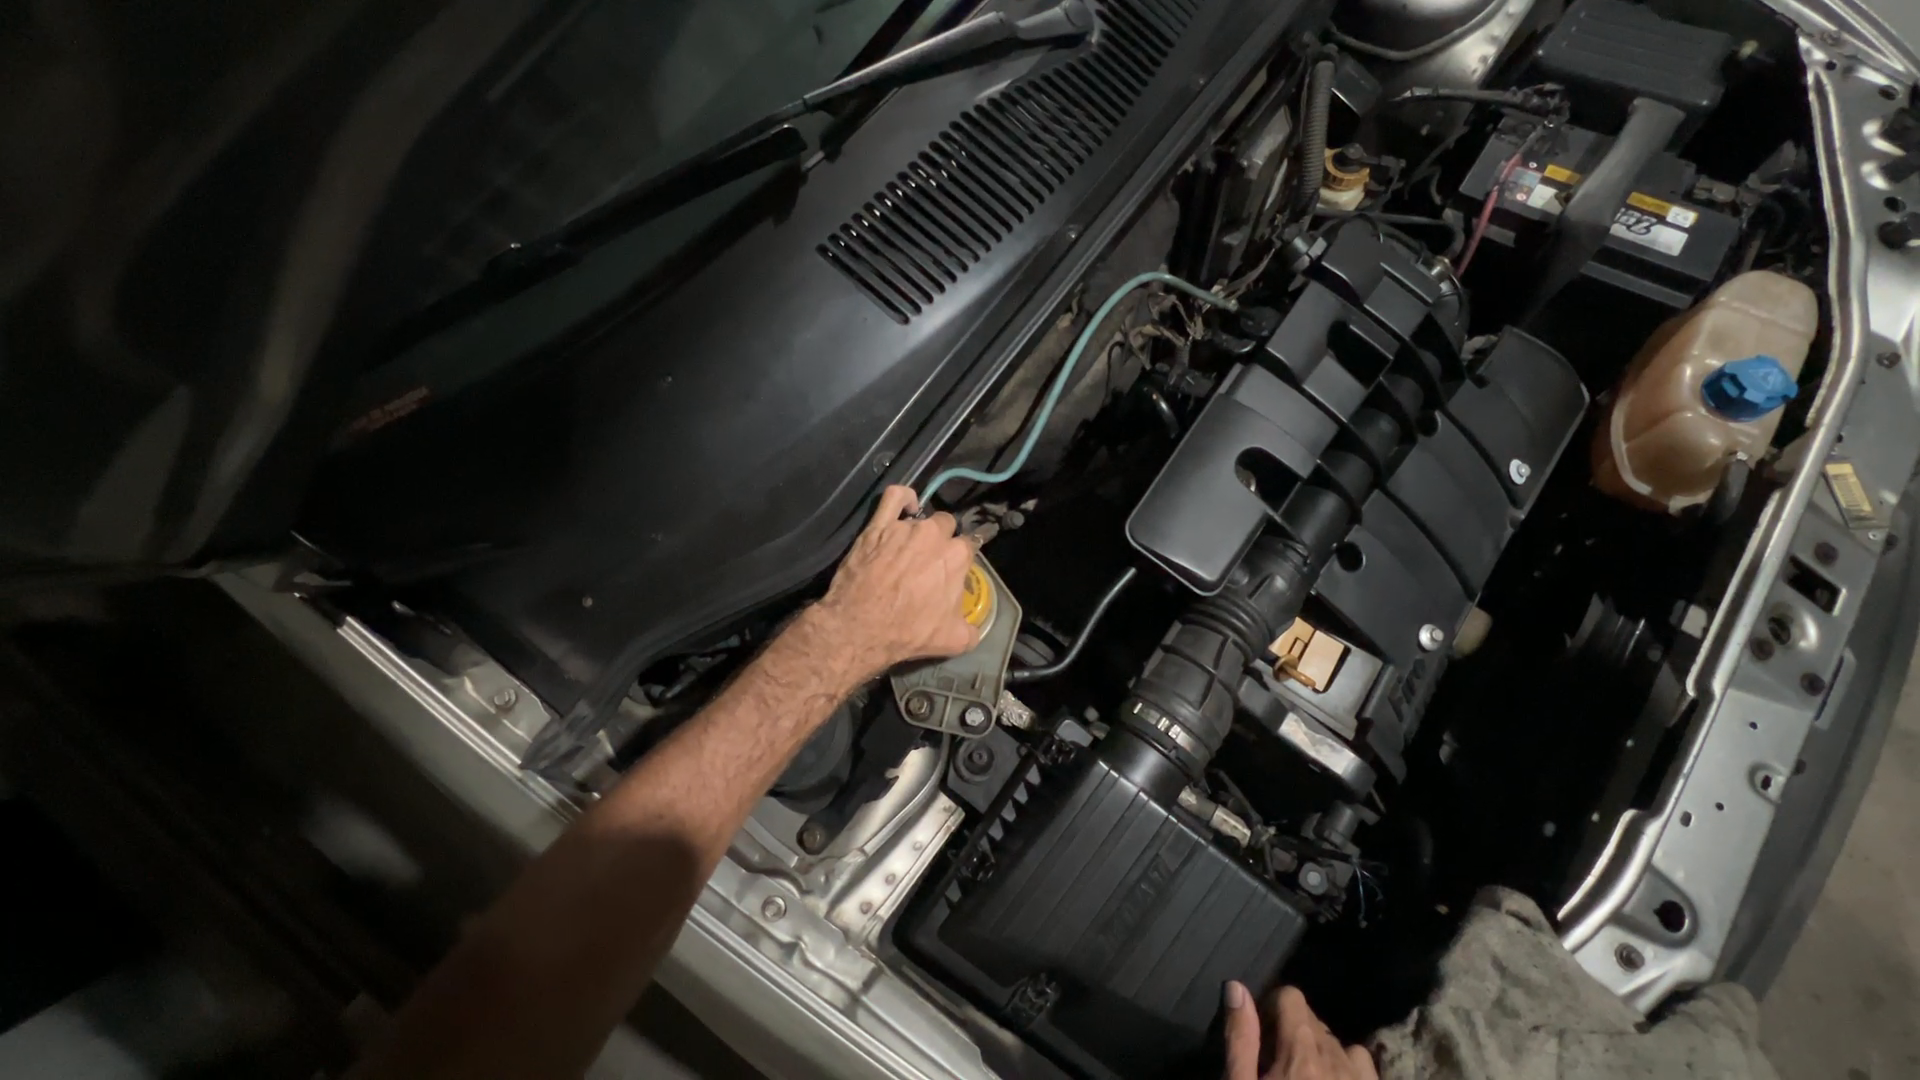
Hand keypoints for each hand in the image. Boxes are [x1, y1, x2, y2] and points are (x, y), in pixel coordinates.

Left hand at [807, 485, 979, 680]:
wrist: (861, 627)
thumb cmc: (908, 633)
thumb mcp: (953, 640)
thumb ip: (970, 628)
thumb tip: (972, 627)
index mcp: (957, 557)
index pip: (968, 545)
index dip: (960, 558)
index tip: (951, 571)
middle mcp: (934, 535)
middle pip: (945, 526)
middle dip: (941, 541)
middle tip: (928, 563)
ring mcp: (905, 527)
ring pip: (920, 519)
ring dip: (919, 531)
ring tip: (908, 550)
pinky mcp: (878, 525)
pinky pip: (894, 497)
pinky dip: (904, 498)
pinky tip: (906, 507)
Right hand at [1224, 983, 1376, 1079]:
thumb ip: (1240, 1038)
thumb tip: (1236, 987)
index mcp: (1299, 1050)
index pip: (1291, 996)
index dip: (1271, 1007)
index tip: (1260, 1031)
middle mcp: (1334, 1058)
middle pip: (1312, 1019)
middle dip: (1292, 1030)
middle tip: (1274, 1061)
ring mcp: (1359, 1077)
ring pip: (1337, 1041)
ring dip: (1318, 1050)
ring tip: (1302, 1076)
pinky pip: (1363, 1061)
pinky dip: (1347, 1065)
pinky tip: (1333, 1079)